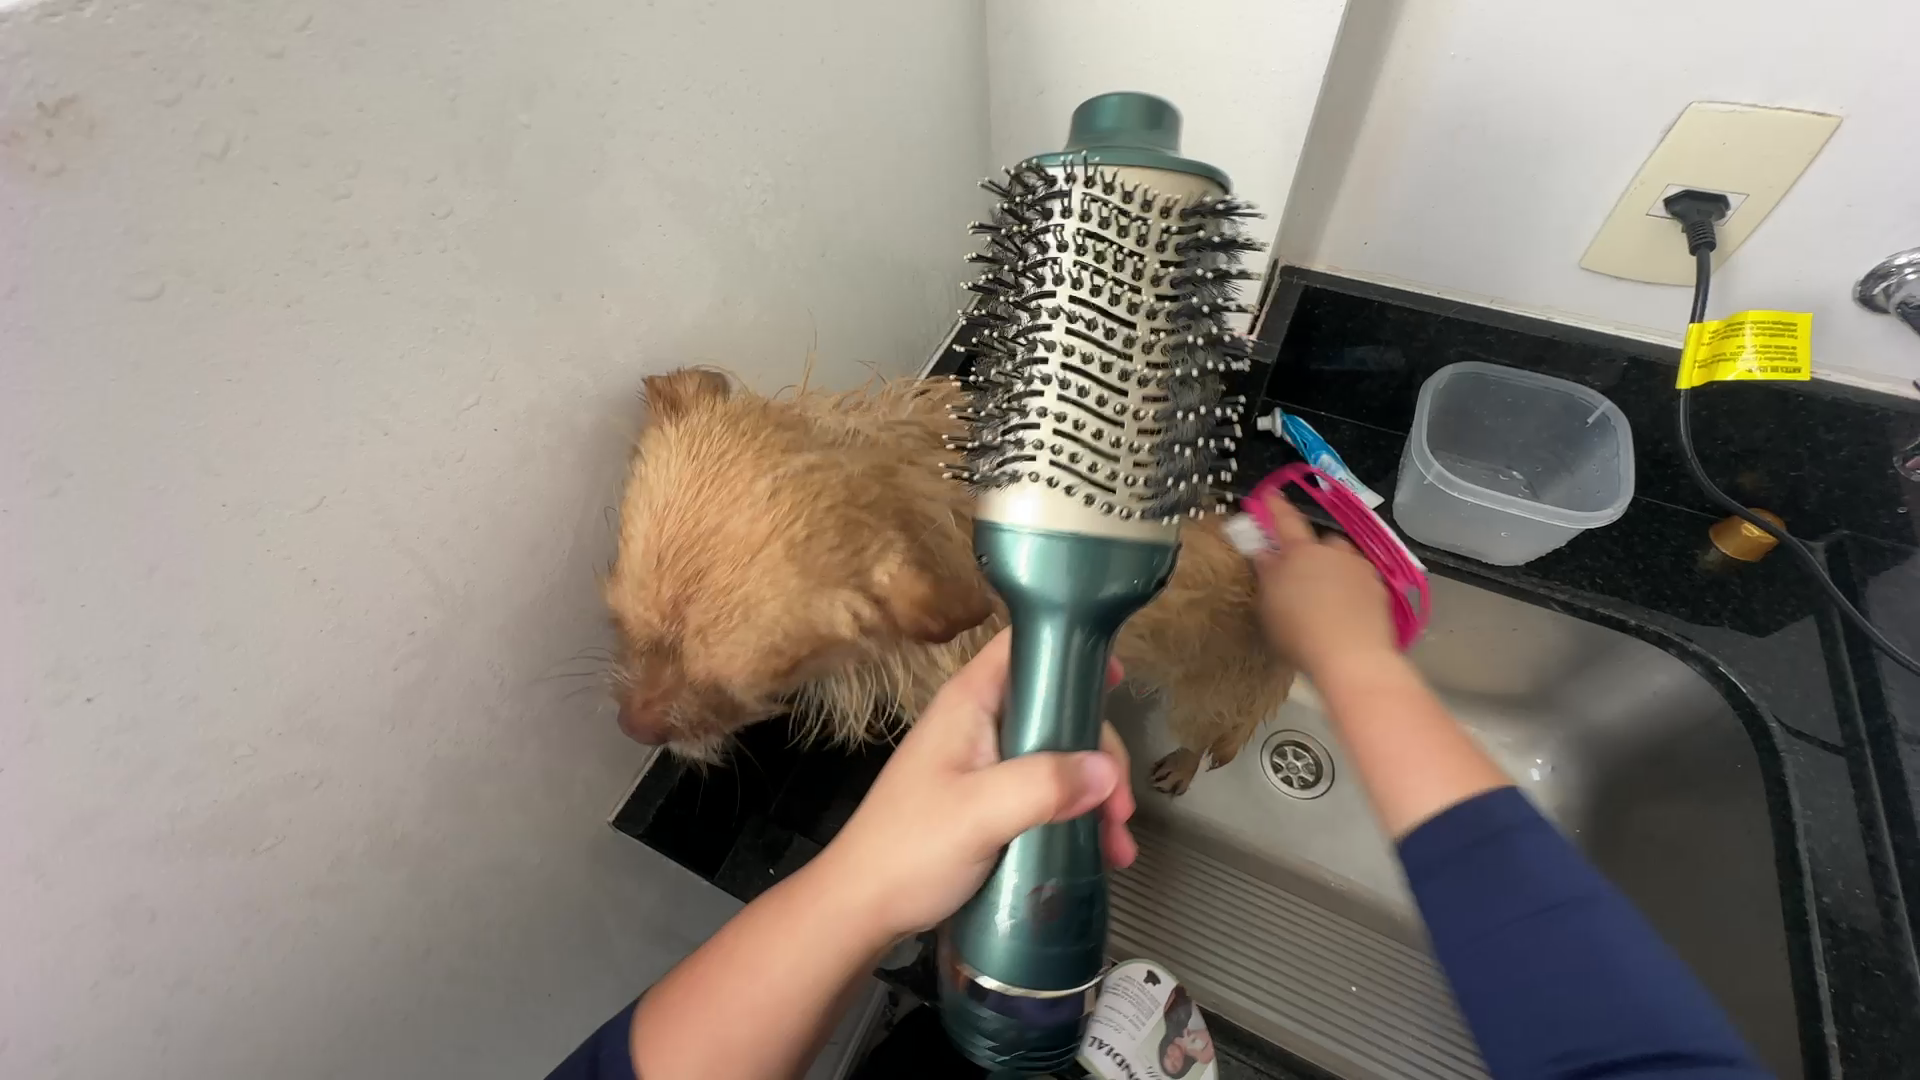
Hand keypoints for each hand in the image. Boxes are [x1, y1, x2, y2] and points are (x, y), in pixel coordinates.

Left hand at [815, 630, 1135, 939]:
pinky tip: (1101, 854)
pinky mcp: (987, 800)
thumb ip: (1044, 785)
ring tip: (1118, 846)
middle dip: (1098, 753)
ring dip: (1093, 793)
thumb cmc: (910, 848)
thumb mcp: (979, 813)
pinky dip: (1074, 816)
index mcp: (970, 702)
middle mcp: (979, 722)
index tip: (1118, 680)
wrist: (861, 909)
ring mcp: (983, 762)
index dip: (1069, 650)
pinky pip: (1043, 792)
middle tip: (1122, 805)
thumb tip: (1108, 770)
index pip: (1022, 647)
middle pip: (1054, 710)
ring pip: (1055, 756)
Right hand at [1251, 493, 1397, 678]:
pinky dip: (1352, 591)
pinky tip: (1345, 614)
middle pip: (1323, 542)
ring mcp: (1361, 571)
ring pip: (1345, 561)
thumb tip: (1265, 553)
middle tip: (1302, 576)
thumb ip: (1268, 574)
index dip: (1275, 507)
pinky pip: (1361, 583)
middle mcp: (1334, 553)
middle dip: (1314, 552)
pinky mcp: (1381, 592)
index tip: (1269, 494)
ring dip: (1336, 571)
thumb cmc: (1298, 630)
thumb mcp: (1268, 604)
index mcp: (1300, 552)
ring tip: (1327, 598)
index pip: (1285, 520)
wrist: (1352, 656)